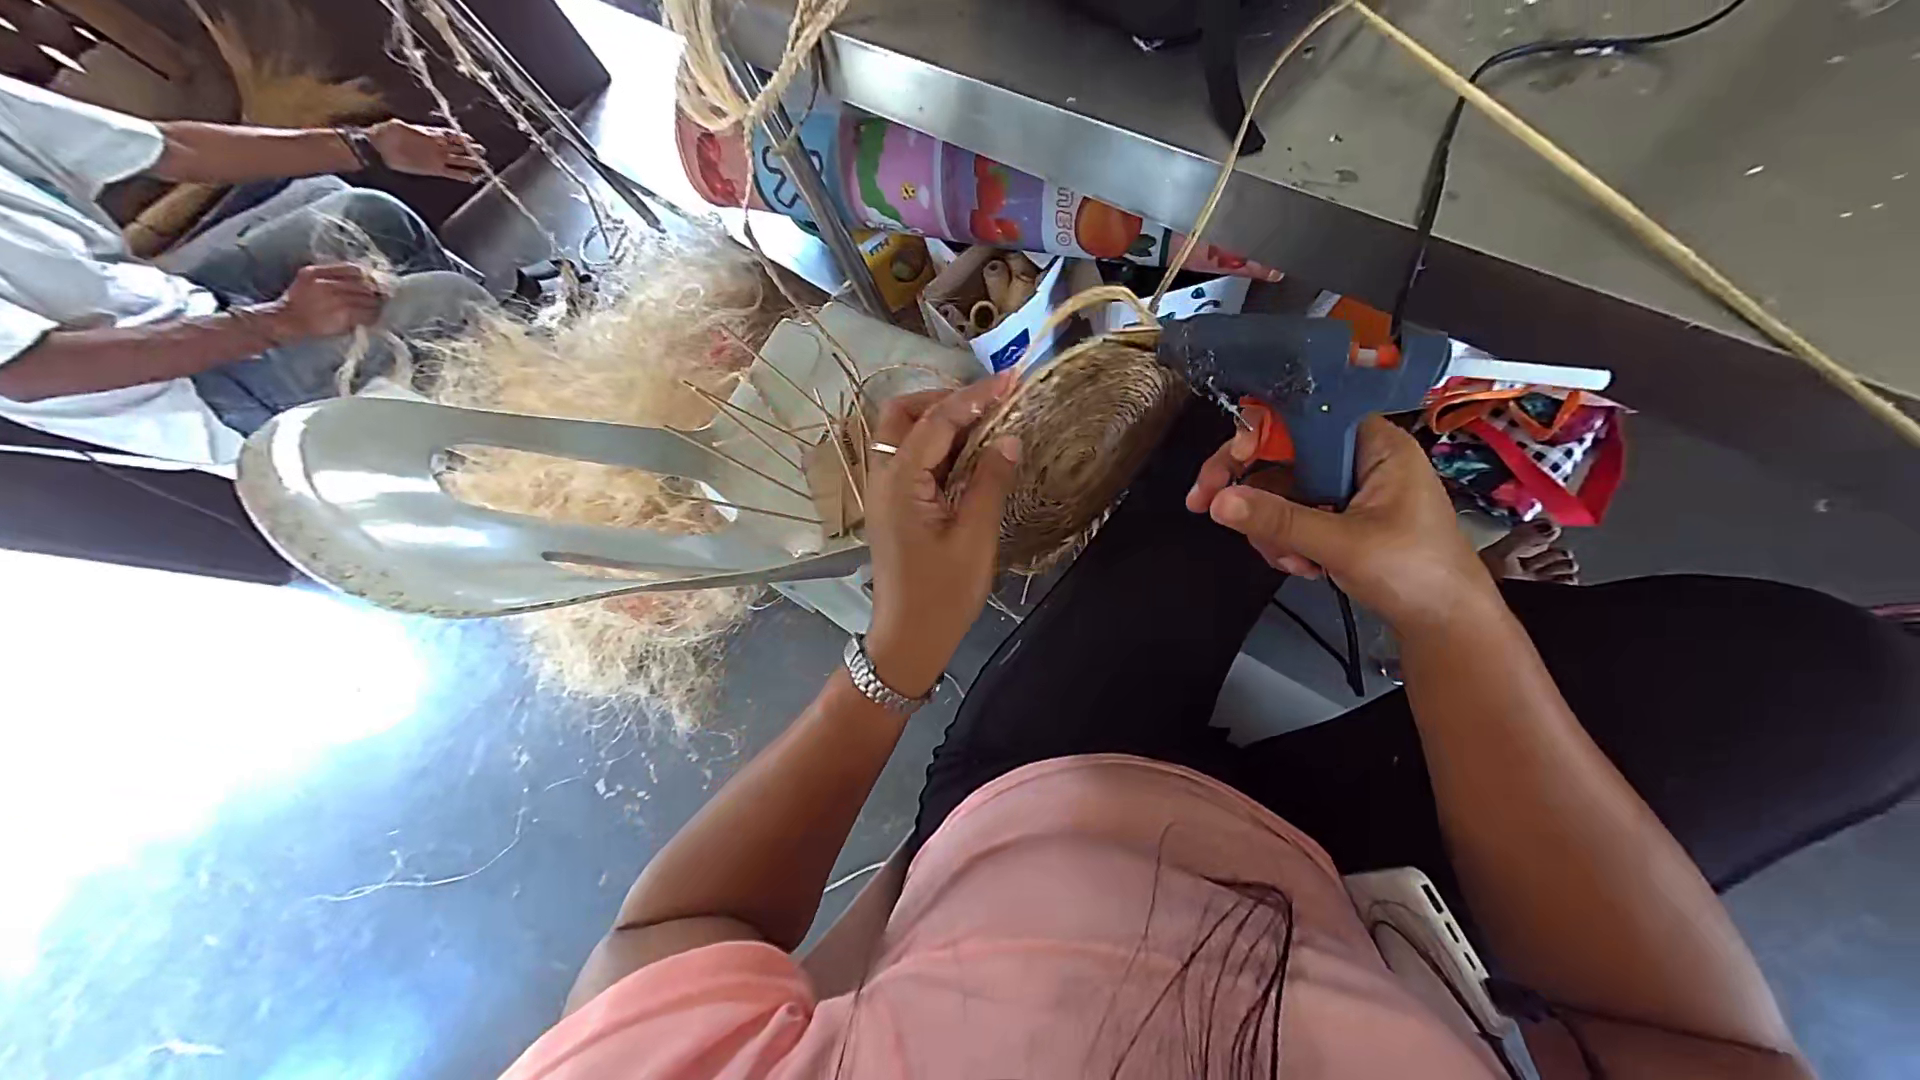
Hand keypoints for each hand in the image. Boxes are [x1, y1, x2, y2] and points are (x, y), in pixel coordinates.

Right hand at [260, 263, 387, 342]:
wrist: (287, 320)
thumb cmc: (300, 301)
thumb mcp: (309, 280)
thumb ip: (331, 275)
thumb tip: (364, 278)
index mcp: (316, 272)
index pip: (353, 269)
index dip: (368, 277)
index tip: (373, 283)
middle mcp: (327, 284)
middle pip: (365, 286)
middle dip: (376, 292)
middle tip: (382, 297)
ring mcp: (337, 301)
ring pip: (370, 301)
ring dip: (377, 306)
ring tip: (377, 308)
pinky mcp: (345, 316)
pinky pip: (368, 315)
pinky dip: (374, 316)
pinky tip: (371, 317)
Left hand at [368, 120, 486, 181]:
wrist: (376, 148)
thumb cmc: (384, 133)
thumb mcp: (398, 125)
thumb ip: (416, 129)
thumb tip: (432, 135)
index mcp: (428, 135)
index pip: (448, 135)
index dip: (459, 137)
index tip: (470, 139)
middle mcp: (435, 147)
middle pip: (457, 148)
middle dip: (470, 150)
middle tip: (482, 151)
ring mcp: (435, 159)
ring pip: (458, 161)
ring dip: (470, 163)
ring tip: (482, 165)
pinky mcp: (434, 170)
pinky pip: (451, 174)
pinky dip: (461, 176)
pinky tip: (471, 178)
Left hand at [863, 373, 1020, 697]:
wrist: (909, 639)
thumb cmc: (943, 594)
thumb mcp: (975, 537)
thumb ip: (990, 481)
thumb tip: (1010, 438)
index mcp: (900, 481)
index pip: (936, 420)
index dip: (976, 396)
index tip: (1012, 380)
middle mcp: (882, 477)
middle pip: (902, 415)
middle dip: (944, 399)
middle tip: (989, 403)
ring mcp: (883, 491)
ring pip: (901, 435)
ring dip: (938, 420)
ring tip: (984, 422)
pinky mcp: (892, 506)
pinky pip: (908, 459)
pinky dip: (935, 446)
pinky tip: (966, 455)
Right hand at [1187, 416, 1495, 633]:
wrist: (1446, 625)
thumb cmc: (1419, 574)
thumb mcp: (1343, 544)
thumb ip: (1279, 521)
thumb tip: (1221, 501)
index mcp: (1373, 445)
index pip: (1300, 418)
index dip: (1257, 435)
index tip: (1228, 465)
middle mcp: (1355, 460)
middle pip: (1279, 454)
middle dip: (1248, 490)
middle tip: (1205, 505)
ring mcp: (1344, 490)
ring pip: (1278, 491)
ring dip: (1269, 527)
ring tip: (1288, 559)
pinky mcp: (1336, 518)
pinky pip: (1288, 516)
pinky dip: (1282, 541)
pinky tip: (1299, 565)